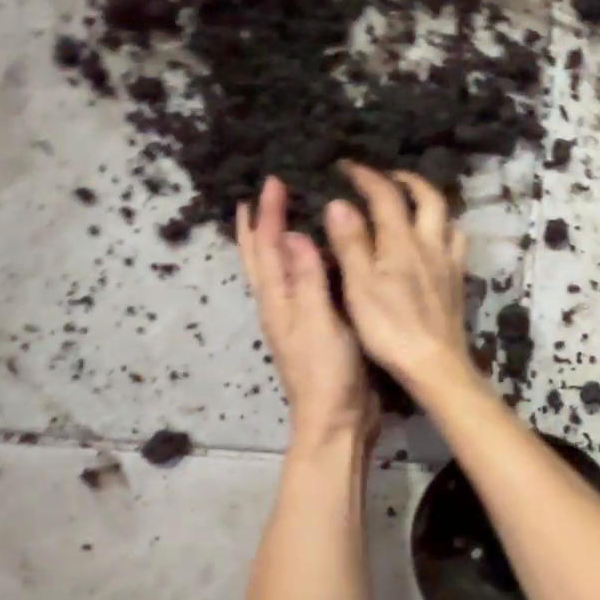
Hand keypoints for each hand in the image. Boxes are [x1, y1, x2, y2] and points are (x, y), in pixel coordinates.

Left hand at [237, 176, 376, 447]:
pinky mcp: (318, 330)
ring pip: (281, 271)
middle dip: (261, 224)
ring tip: (287, 218)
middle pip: (262, 258)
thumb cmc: (328, 372)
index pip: (266, 248)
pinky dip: (306, 265)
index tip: (273, 181)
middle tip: (268, 194)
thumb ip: (307, 279)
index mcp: (278, 302)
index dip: (268, 214)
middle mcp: (282, 306)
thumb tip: (293, 234)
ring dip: (279, 242)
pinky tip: (322, 262)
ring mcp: (298, 320)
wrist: (338, 419)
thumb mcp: (318, 322)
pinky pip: (305, 286)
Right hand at [322, 162, 476, 399]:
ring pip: (449, 221)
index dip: (366, 176)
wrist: (436, 364)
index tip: (347, 168)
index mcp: (403, 242)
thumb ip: (351, 242)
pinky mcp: (458, 285)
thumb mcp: (359, 285)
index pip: (386, 195)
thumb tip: (340, 203)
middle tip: (388, 178)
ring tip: (413, 207)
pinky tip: (434, 245)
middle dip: (408, 182)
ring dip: (431, 206)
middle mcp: (432, 246)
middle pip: (430, 199)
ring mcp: (449, 265)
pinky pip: (456, 246)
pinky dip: (444, 233)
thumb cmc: (391, 328)